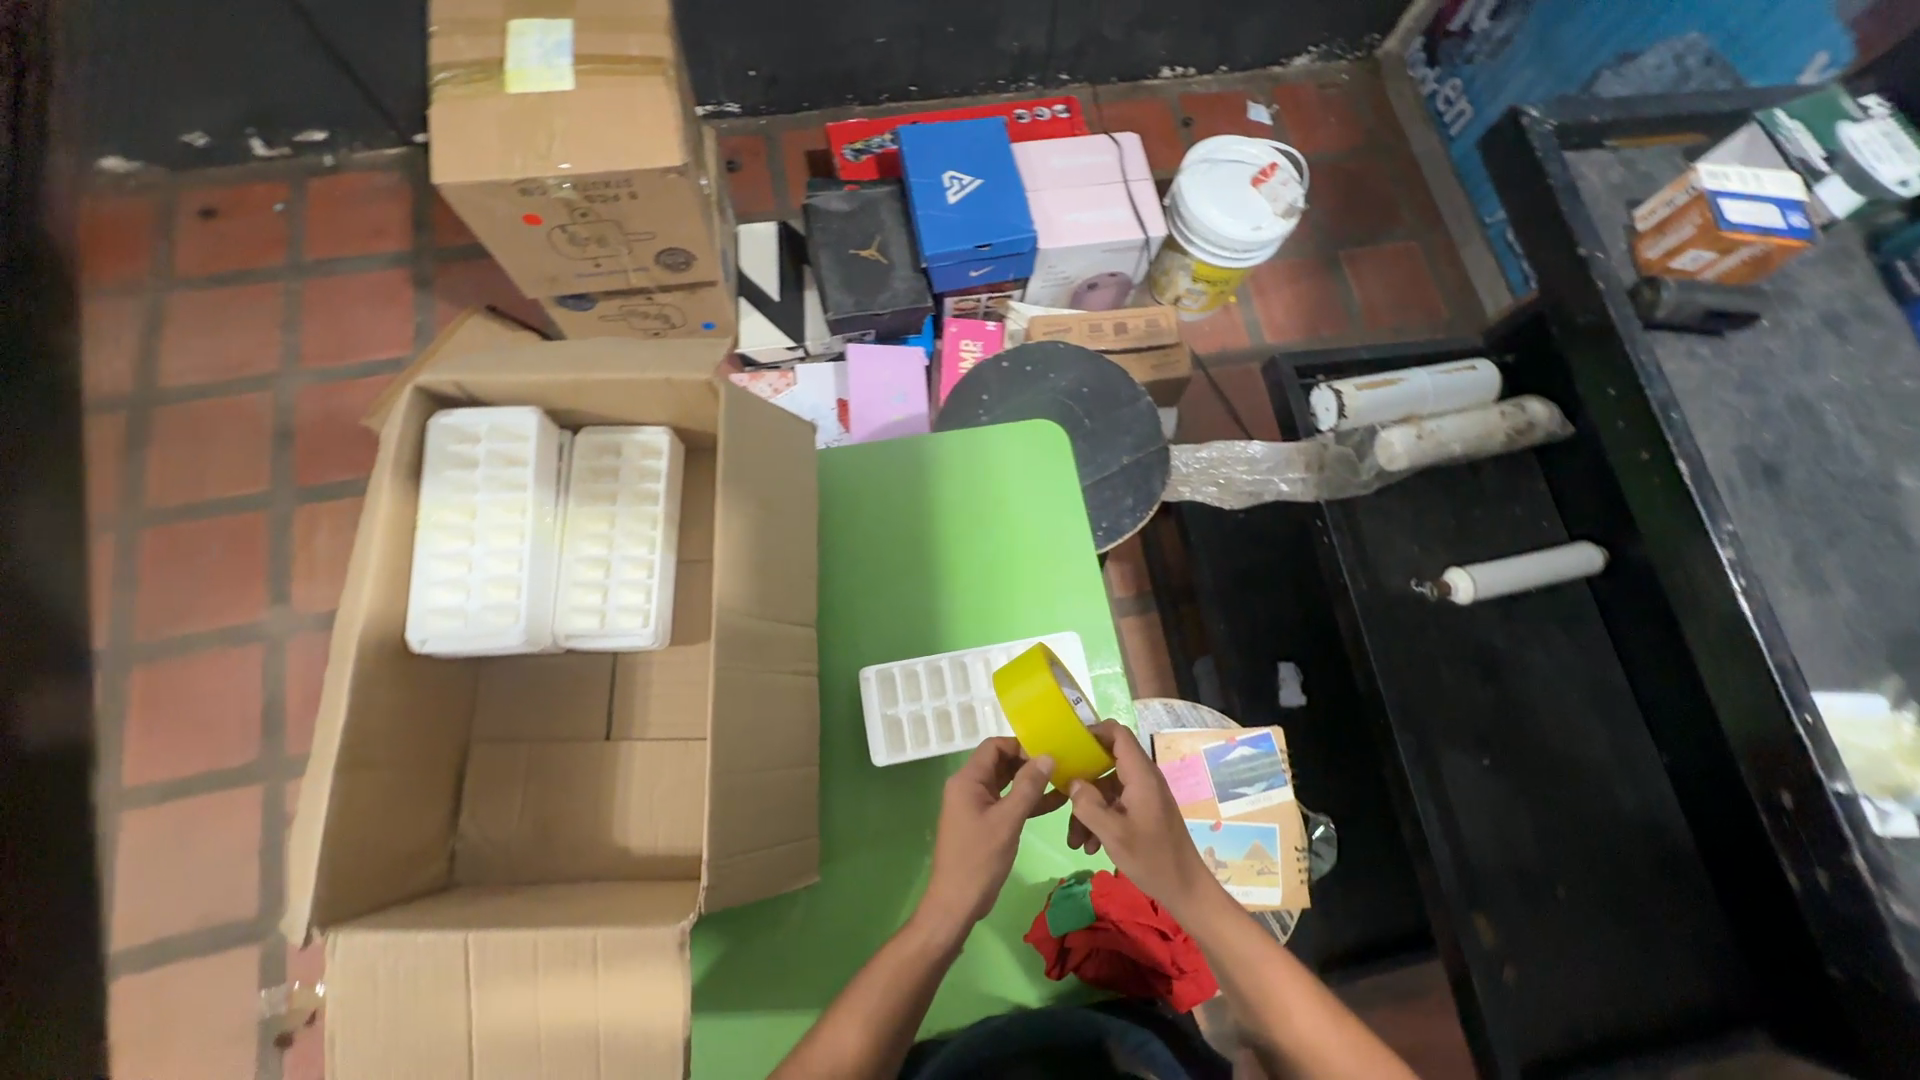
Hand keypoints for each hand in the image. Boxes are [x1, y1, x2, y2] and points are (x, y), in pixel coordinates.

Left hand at [917, 738, 1064, 934]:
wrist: (957, 902)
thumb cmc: (979, 858)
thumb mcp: (1008, 820)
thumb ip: (1028, 786)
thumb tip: (1048, 756)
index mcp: (967, 780)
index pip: (994, 746)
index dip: (1020, 746)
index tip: (1048, 754)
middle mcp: (969, 787)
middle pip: (1000, 763)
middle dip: (1029, 763)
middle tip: (1060, 767)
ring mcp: (976, 805)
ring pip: (1006, 783)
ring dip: (1031, 783)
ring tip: (1063, 782)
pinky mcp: (984, 822)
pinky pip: (1007, 802)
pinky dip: (1026, 801)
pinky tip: (1055, 803)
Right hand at [1066, 721, 1217, 916]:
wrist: (1186, 890)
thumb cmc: (1152, 859)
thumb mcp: (1113, 834)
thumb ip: (1088, 805)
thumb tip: (1072, 783)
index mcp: (1141, 776)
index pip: (1118, 734)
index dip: (1093, 732)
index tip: (1068, 746)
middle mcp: (1143, 779)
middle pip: (1106, 763)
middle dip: (1082, 781)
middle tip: (1061, 798)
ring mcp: (1144, 796)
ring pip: (1107, 788)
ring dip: (1088, 808)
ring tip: (1075, 840)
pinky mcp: (1143, 812)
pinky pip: (1115, 805)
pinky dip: (1100, 819)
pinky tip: (1090, 845)